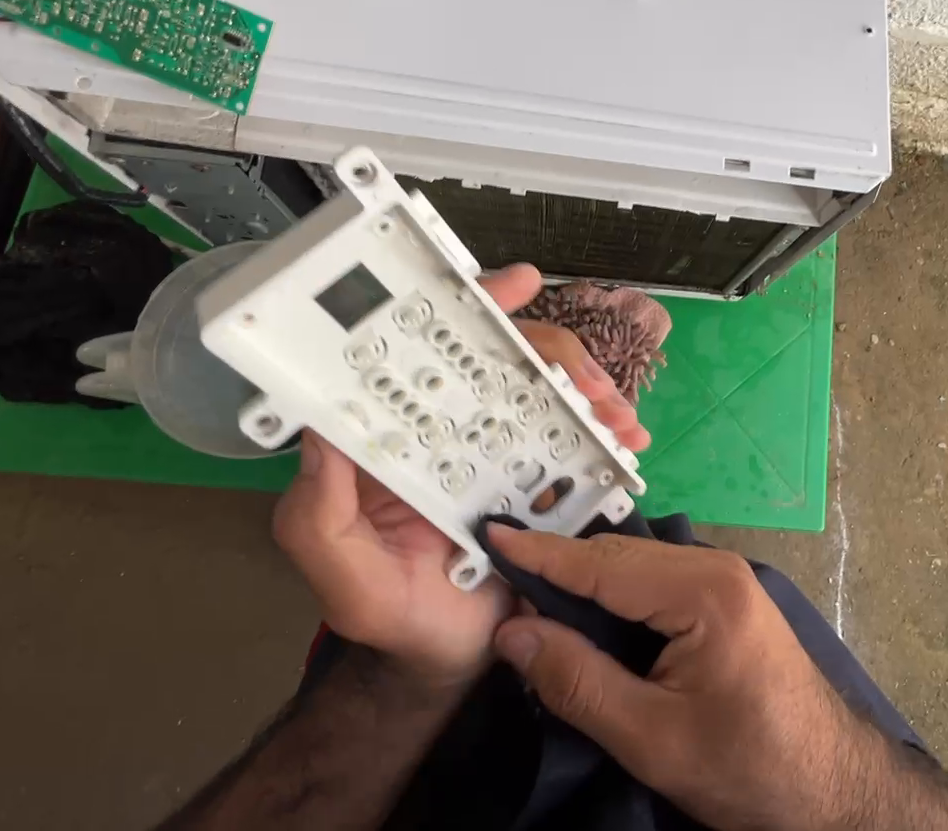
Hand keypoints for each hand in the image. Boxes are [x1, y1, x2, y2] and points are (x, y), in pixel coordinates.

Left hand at [271, 264, 649, 686]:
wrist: (450, 662)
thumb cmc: (392, 613)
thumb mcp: (342, 573)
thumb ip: (319, 515)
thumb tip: (323, 432)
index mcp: (405, 439)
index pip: (431, 356)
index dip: (471, 310)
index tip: (517, 286)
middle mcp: (456, 432)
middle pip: (511, 363)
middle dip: (559, 356)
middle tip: (593, 384)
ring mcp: (504, 454)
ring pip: (552, 397)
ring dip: (593, 395)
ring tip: (620, 420)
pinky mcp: (543, 482)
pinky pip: (578, 444)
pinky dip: (607, 436)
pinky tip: (628, 444)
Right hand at [486, 525, 876, 830]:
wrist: (829, 784)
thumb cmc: (747, 766)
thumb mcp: (653, 738)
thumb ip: (578, 681)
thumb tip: (513, 632)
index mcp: (704, 591)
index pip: (604, 563)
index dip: (542, 553)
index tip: (491, 536)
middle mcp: (715, 567)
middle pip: (619, 557)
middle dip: (560, 568)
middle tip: (501, 584)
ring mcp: (724, 579)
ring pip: (635, 567)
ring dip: (585, 581)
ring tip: (532, 598)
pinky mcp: (724, 598)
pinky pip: (655, 582)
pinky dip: (614, 594)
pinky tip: (587, 614)